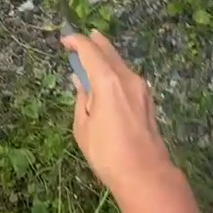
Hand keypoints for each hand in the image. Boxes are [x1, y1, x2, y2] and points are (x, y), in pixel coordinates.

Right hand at [63, 31, 179, 194]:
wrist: (145, 174)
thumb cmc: (107, 152)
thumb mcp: (83, 126)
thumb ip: (82, 99)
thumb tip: (80, 81)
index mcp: (108, 81)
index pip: (90, 51)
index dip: (76, 42)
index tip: (64, 41)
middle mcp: (127, 78)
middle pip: (109, 52)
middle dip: (95, 42)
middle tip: (83, 38)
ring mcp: (141, 88)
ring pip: (121, 63)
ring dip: (106, 57)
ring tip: (93, 58)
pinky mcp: (147, 100)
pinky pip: (127, 77)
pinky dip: (115, 71)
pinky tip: (108, 79)